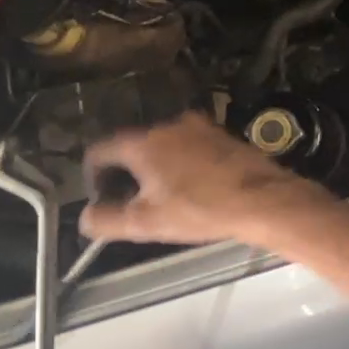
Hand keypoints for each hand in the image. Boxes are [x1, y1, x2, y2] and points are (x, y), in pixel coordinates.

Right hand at [80, 112, 333, 246]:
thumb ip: (106, 219)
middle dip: (128, 172)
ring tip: (166, 197)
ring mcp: (200, 127)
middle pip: (134, 146)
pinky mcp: (223, 136)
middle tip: (133, 200)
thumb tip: (85, 217)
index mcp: (143, 142)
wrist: (263, 199)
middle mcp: (169, 125)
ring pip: (165, 146)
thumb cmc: (201, 209)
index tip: (100, 195)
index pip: (100, 151)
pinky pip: (192, 147)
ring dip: (159, 167)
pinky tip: (196, 188)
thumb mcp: (146, 223)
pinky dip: (185, 164)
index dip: (94, 175)